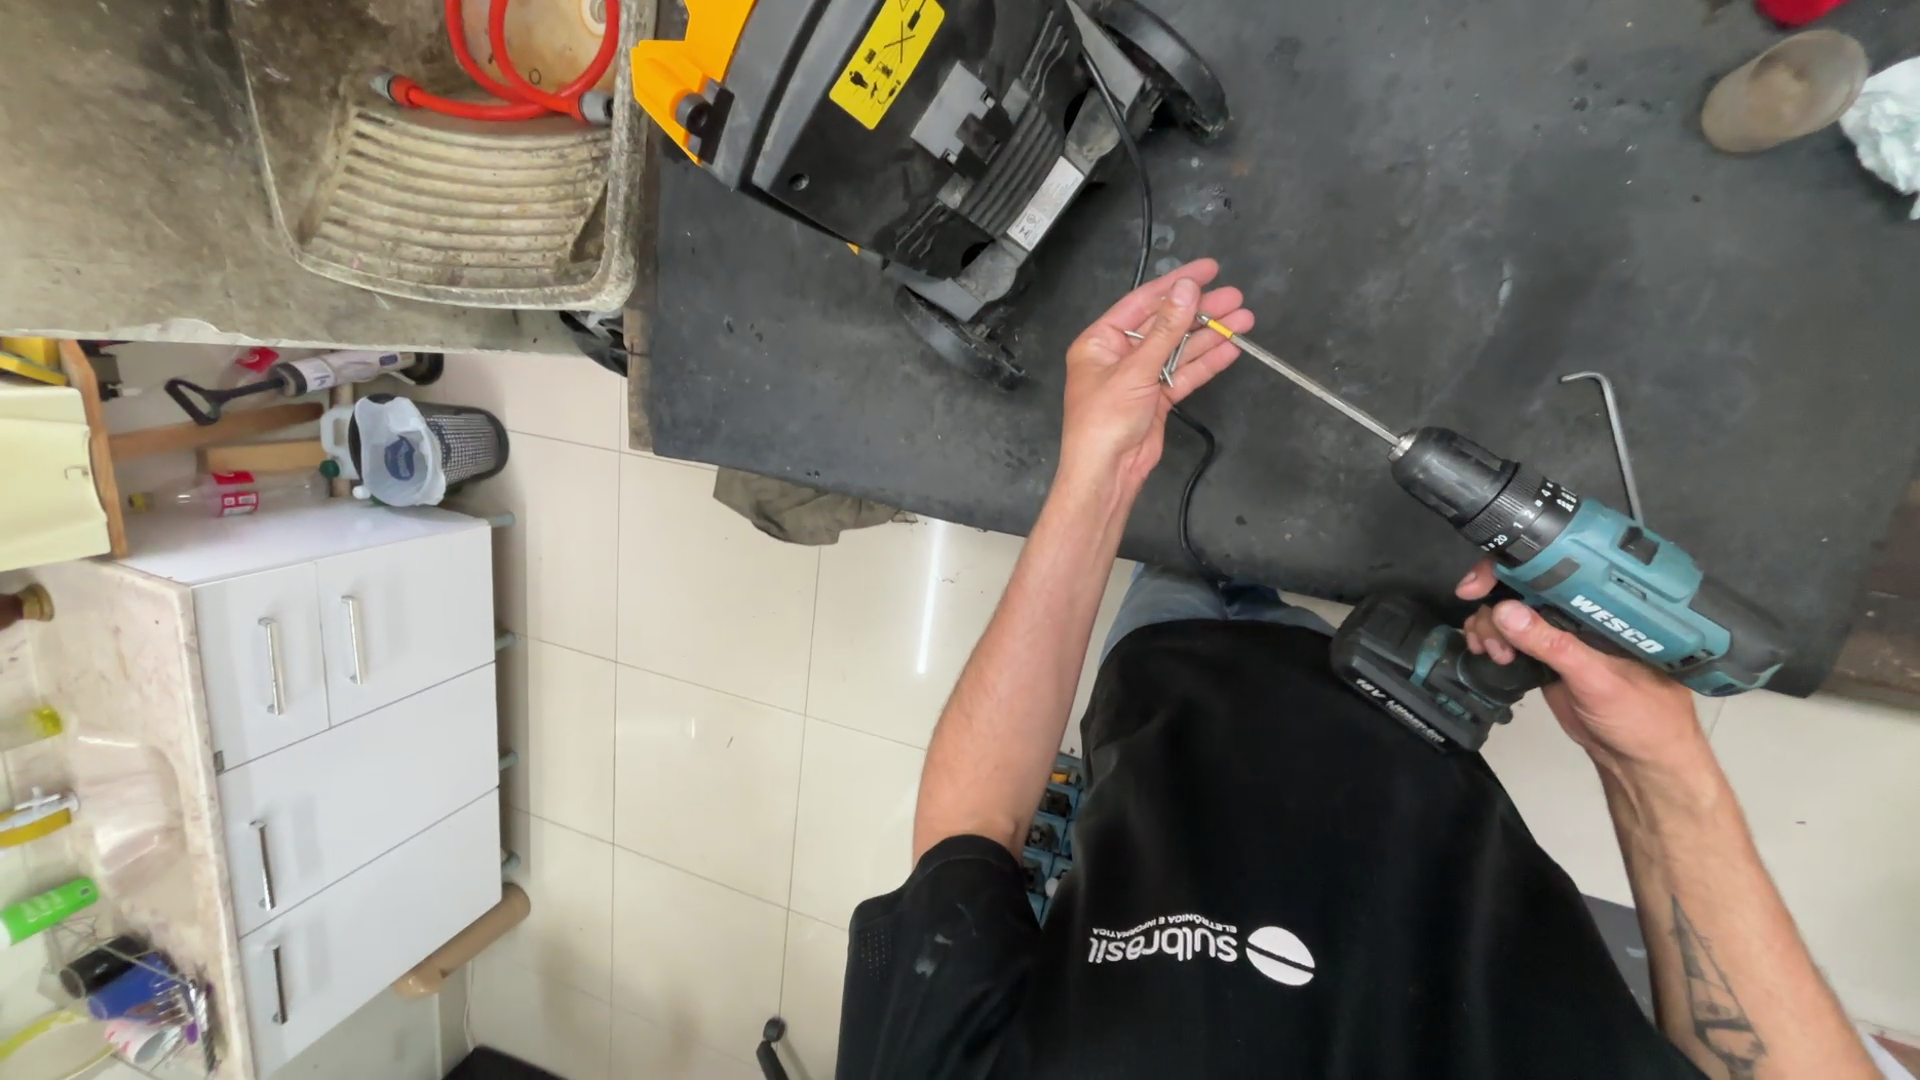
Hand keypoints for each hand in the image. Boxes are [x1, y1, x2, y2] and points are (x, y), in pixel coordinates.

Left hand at [1060, 258, 1253, 491]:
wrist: (1106, 473)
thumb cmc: (1104, 420)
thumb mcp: (1135, 370)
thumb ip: (1165, 329)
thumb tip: (1186, 289)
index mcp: (1099, 341)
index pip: (1142, 302)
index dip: (1176, 284)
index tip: (1208, 270)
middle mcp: (1118, 355)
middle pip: (1164, 325)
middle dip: (1200, 311)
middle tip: (1235, 297)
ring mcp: (1139, 378)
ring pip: (1178, 350)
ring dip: (1209, 335)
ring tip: (1244, 320)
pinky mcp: (1156, 399)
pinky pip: (1183, 375)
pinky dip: (1206, 363)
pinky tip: (1230, 348)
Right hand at [1455, 560, 1708, 776]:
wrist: (1637, 761)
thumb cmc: (1644, 719)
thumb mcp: (1599, 680)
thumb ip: (1553, 646)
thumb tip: (1504, 611)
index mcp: (1605, 611)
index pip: (1555, 573)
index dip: (1512, 570)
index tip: (1478, 586)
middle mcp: (1580, 616)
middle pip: (1521, 590)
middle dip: (1491, 606)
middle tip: (1486, 637)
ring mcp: (1559, 636)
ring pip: (1507, 613)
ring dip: (1488, 628)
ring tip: (1494, 654)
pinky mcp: (1542, 655)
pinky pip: (1506, 635)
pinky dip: (1488, 639)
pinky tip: (1486, 653)